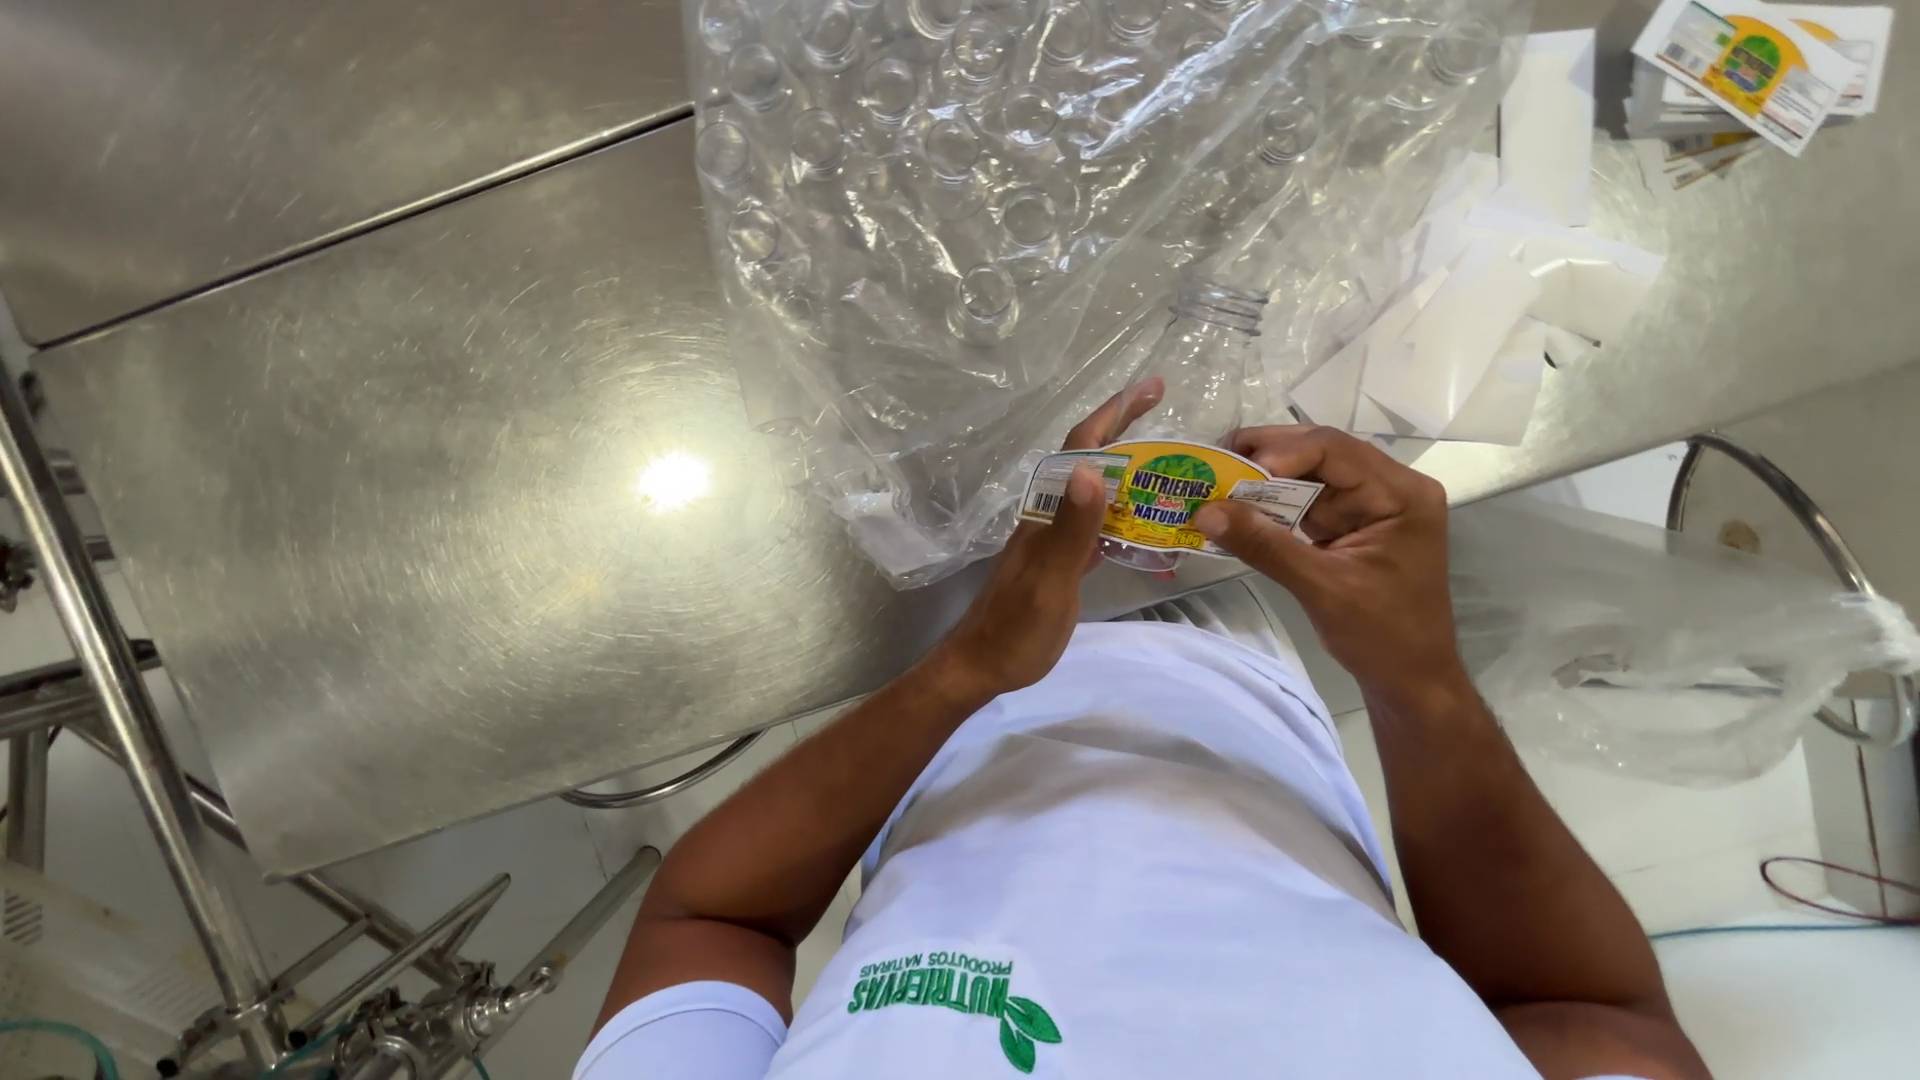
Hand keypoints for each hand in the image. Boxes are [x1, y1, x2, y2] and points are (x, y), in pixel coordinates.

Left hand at [927, 380, 1165, 698]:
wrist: (983, 665)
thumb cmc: (1015, 627)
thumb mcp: (1049, 580)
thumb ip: (1070, 530)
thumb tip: (1090, 469)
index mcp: (1046, 512)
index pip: (1081, 450)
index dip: (1114, 414)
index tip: (1152, 388)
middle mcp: (1051, 518)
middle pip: (1093, 465)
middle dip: (1131, 438)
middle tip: (1179, 429)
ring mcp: (1057, 542)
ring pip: (1100, 498)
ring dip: (1134, 481)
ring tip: (1177, 474)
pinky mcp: (1064, 566)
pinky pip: (1101, 531)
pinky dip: (1128, 523)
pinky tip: (1151, 530)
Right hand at [1189, 425, 1468, 703]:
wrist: (1410, 678)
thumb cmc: (1382, 634)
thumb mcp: (1321, 587)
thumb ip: (1265, 546)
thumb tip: (1205, 511)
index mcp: (1400, 494)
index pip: (1334, 450)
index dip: (1281, 453)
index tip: (1234, 474)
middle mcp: (1389, 489)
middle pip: (1322, 453)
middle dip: (1268, 455)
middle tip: (1216, 460)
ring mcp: (1370, 507)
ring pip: (1310, 475)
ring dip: (1265, 478)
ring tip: (1219, 479)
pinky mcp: (1351, 525)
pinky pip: (1306, 502)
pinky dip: (1272, 503)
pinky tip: (1239, 506)